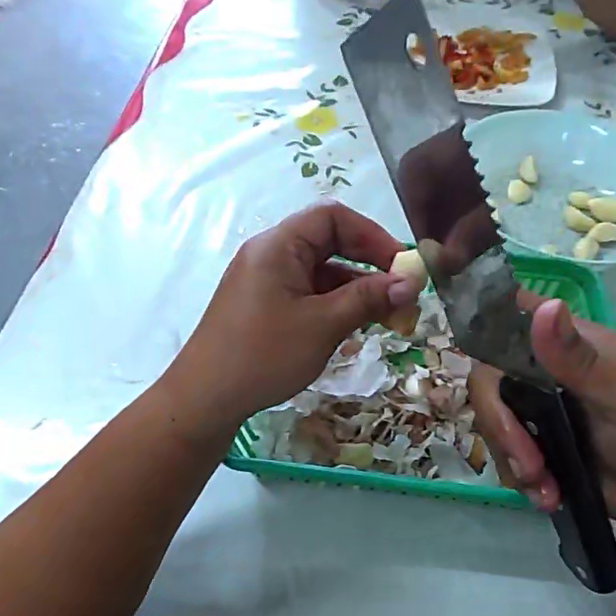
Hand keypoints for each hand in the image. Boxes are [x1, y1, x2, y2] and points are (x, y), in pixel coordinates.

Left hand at [162, 204, 414, 432]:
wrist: (205, 398)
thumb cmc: (263, 356)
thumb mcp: (322, 326)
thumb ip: (368, 299)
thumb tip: (410, 282)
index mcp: (277, 246)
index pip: (333, 218)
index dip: (373, 236)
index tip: (402, 267)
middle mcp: (269, 255)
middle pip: (329, 244)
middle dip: (369, 268)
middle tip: (403, 297)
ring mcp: (263, 281)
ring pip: (320, 273)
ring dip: (355, 291)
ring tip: (388, 320)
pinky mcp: (262, 306)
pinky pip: (306, 294)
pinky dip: (333, 306)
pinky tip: (354, 329)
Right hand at [469, 299, 615, 530]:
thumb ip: (580, 357)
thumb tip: (545, 306)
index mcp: (570, 343)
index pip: (511, 318)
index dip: (484, 330)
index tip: (475, 360)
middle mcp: (545, 371)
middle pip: (489, 381)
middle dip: (501, 426)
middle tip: (529, 462)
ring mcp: (537, 409)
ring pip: (492, 421)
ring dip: (512, 459)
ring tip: (545, 487)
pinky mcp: (534, 444)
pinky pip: (502, 452)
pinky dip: (519, 477)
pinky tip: (547, 495)